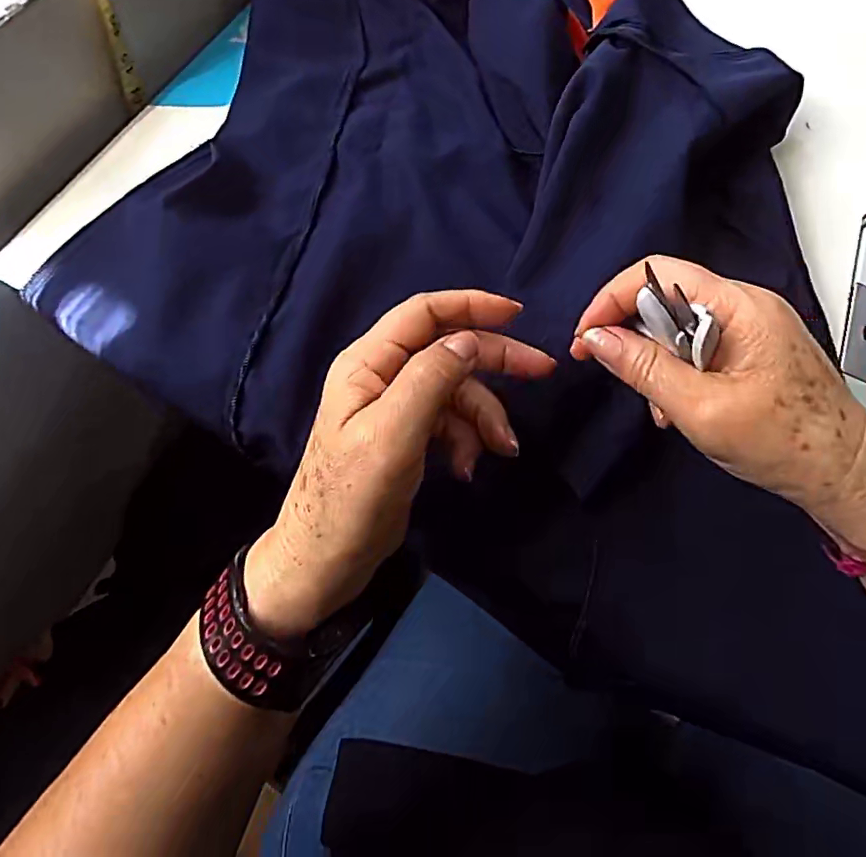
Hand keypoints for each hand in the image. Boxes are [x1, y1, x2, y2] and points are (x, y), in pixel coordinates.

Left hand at [246, 291, 555, 636]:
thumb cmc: (350, 497)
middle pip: (445, 349)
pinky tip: (467, 469)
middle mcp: (378, 377)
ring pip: (453, 390)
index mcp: (366, 364)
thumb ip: (429, 379)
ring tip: (499, 451)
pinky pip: (446, 422)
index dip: (469, 306)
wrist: (324, 560)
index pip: (421, 313)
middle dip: (491, 360)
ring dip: (482, 416)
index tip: (517, 314)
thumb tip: (469, 339)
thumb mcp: (392, 434)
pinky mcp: (403, 438)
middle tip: (541, 372)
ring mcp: (391, 408)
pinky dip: (465, 439)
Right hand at [570, 256, 865, 565]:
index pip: (657, 272)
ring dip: (652, 360)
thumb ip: (643, 367)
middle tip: (612, 369)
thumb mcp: (699, 408)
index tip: (587, 334)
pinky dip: (672, 371)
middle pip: (662, 297)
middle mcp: (746, 307)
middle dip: (631, 334)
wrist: (849, 478)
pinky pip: (691, 345)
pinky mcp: (748, 349)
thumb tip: (596, 338)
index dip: (612, 299)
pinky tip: (677, 404)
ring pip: (672, 325)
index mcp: (742, 307)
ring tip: (659, 402)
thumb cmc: (792, 444)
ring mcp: (749, 328)